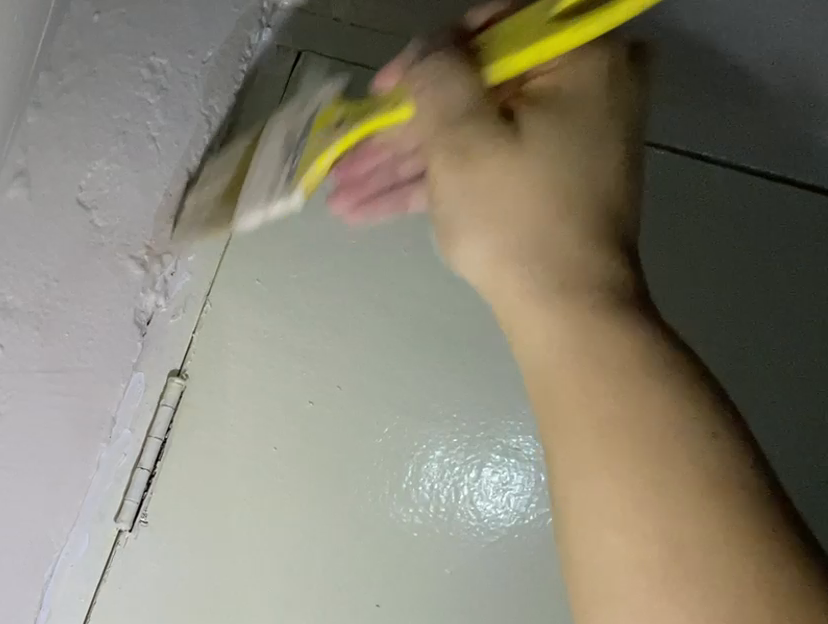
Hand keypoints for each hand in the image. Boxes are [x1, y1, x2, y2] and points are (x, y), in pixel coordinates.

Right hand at [327, 5, 651, 317]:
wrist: (562, 294)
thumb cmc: (513, 212)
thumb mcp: (462, 140)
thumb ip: (437, 80)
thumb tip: (422, 46)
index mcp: (577, 58)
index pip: (494, 32)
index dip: (427, 58)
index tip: (378, 90)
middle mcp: (580, 83)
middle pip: (472, 91)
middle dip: (400, 128)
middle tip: (344, 156)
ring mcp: (562, 132)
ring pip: (466, 134)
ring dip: (398, 164)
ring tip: (339, 194)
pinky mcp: (542, 175)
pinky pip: (477, 164)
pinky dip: (425, 184)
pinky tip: (367, 209)